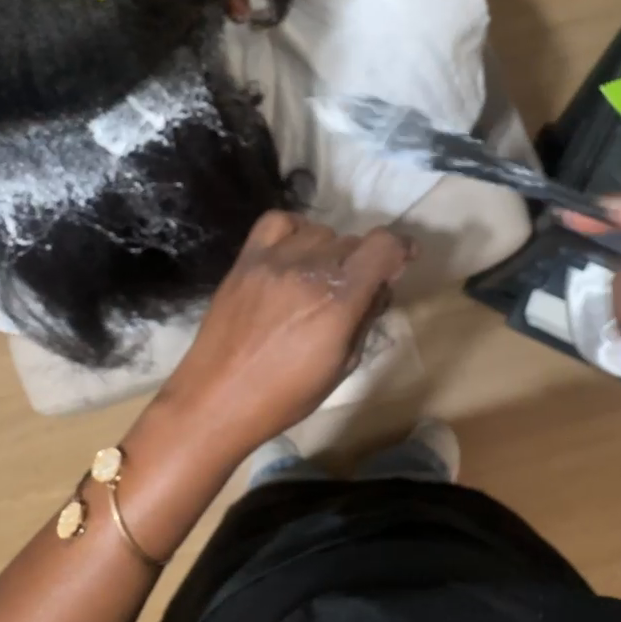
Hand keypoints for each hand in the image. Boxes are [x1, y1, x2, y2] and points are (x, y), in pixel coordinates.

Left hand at [155, 212, 411, 459]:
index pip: (383, 245)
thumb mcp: (342, 366)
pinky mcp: (245, 259)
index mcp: (338, 301)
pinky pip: (278, 222)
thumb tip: (379, 286)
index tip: (405, 259)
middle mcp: (308, 270)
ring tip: (320, 278)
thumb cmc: (285, 395)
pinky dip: (295, 231)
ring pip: (320, 232)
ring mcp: (273, 260)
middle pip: (353, 241)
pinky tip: (294, 255)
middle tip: (354, 292)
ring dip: (330, 251)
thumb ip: (366, 318)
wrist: (216, 399)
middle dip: (364, 262)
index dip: (402, 247)